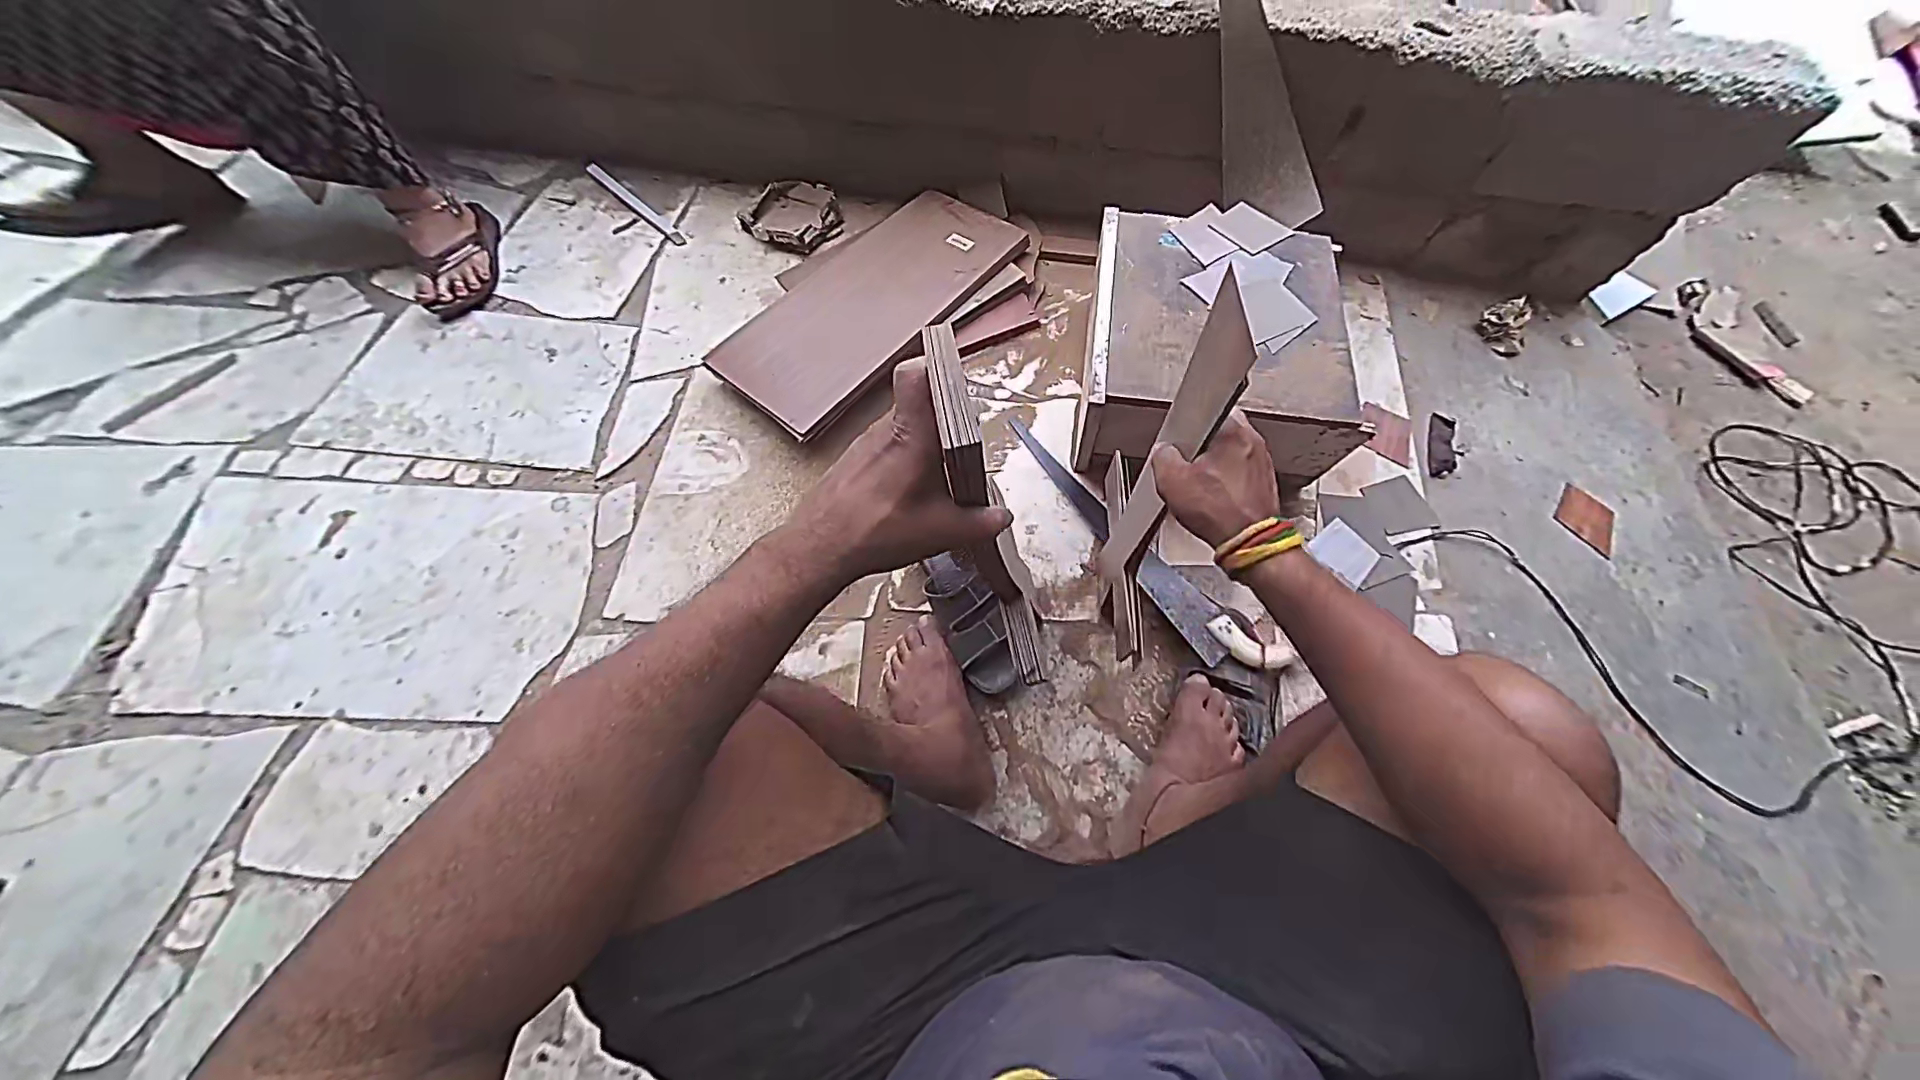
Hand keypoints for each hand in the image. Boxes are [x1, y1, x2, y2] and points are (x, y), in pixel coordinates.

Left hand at [785, 359, 1011, 581]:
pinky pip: (885, 443)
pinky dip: (902, 456)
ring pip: (902, 423)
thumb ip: (979, 523)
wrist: (820, 548)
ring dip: (922, 439)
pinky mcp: (854, 457)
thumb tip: (1000, 517)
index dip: (937, 366)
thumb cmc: (874, 533)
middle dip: (944, 418)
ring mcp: (865, 441)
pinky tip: (907, 487)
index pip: (916, 375)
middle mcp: (884, 430)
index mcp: (910, 436)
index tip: (957, 376)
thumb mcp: (941, 532)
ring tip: (938, 472)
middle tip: (962, 444)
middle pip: (917, 401)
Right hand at [1151, 410, 1279, 548]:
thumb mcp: (1171, 480)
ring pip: (1226, 458)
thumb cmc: (1220, 512)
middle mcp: (1254, 442)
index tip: (1179, 443)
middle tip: (1186, 471)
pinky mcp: (1264, 484)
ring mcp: (1262, 464)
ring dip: (1212, 470)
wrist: (1248, 542)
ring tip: (1200, 490)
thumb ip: (1162, 456)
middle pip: (1215, 437)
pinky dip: (1225, 486)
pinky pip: (1237, 477)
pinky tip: (1213, 501)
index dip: (1186, 430)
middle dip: (1199, 451)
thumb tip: (1163, 452)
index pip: (1206, 412)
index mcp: (1234, 430)